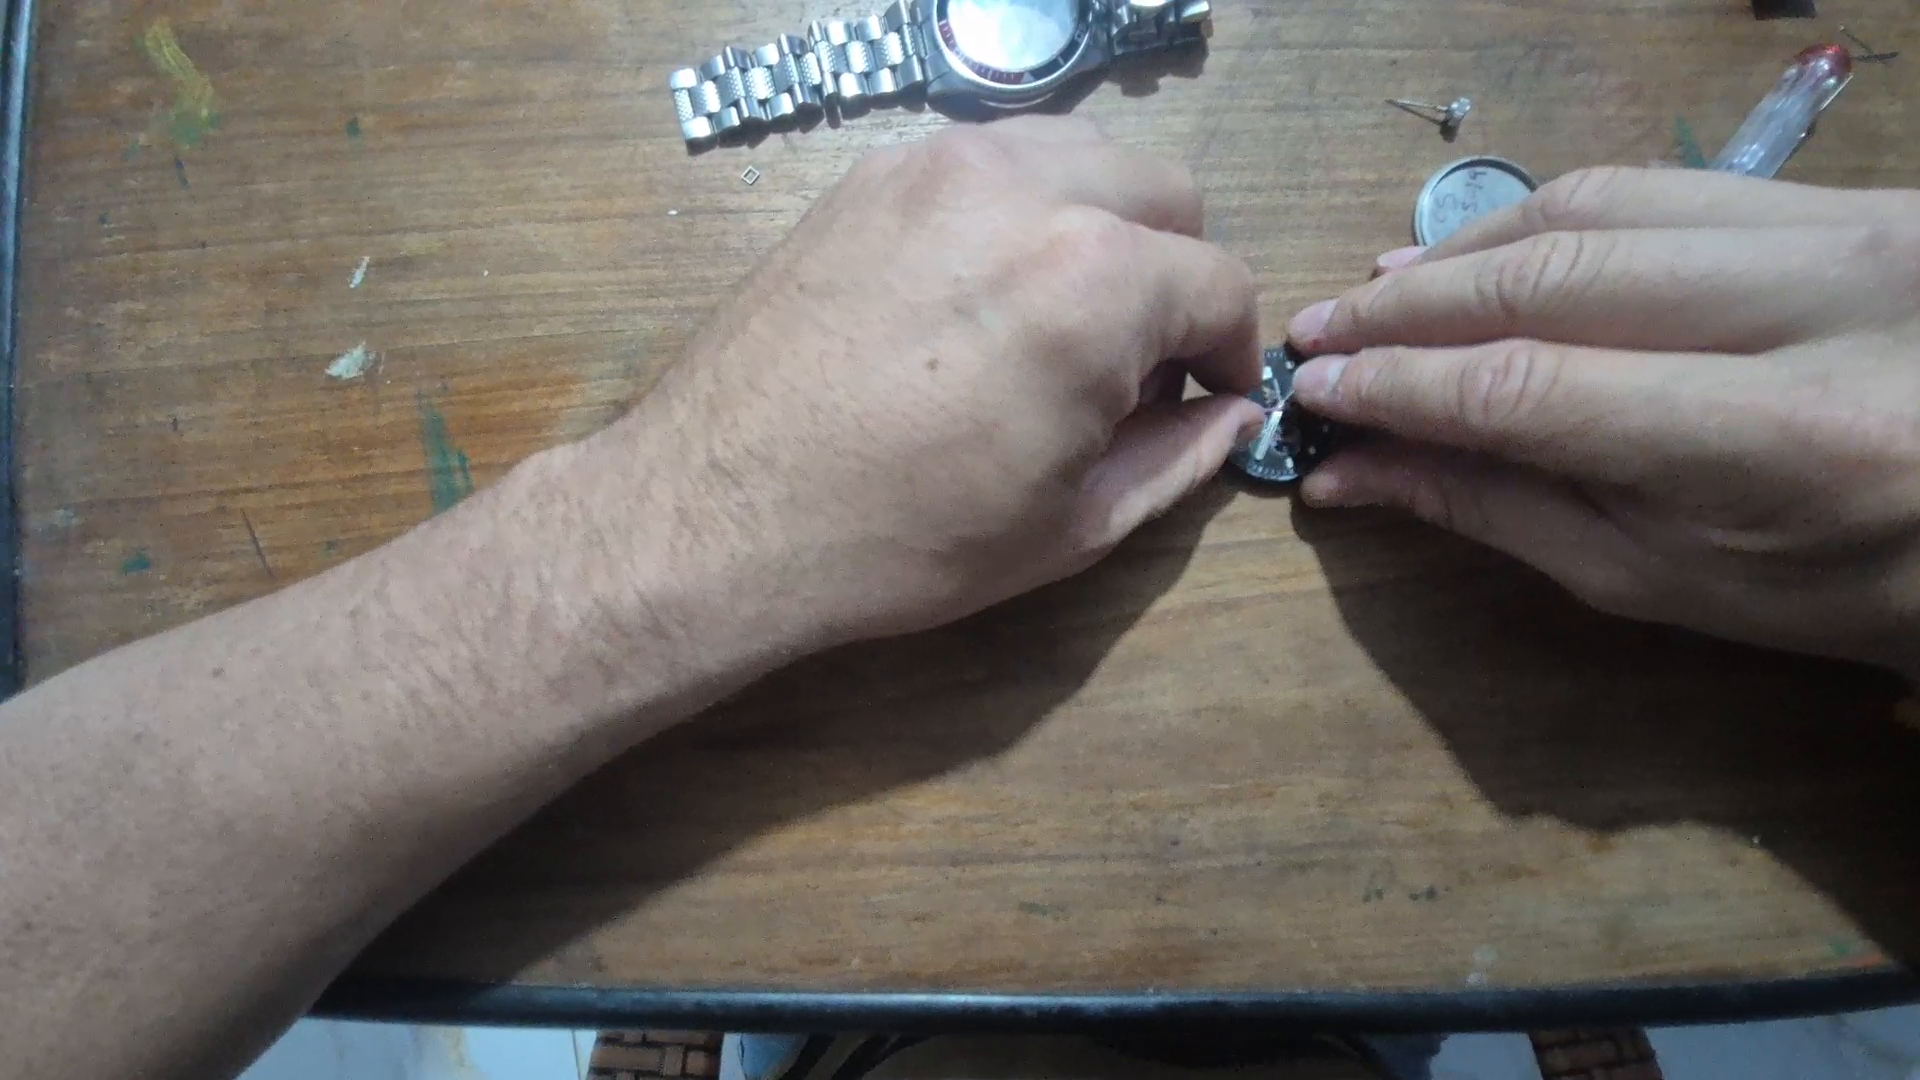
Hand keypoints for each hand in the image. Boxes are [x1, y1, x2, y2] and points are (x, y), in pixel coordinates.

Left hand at [588, 117, 1263, 651]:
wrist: (724, 514)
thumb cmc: (906, 542)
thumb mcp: (1068, 528)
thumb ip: (1174, 460)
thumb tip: (1231, 415)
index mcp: (1095, 286)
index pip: (1221, 285)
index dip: (1232, 351)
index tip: (1209, 396)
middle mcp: (1027, 190)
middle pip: (1167, 195)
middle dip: (1178, 277)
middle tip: (1141, 360)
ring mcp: (939, 165)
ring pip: (1081, 158)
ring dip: (1106, 230)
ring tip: (1066, 318)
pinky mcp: (872, 173)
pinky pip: (991, 164)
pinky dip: (1024, 213)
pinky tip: (985, 289)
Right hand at [1283, 166, 1919, 674]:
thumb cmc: (1824, 582)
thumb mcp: (1640, 574)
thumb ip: (1483, 507)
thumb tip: (1341, 474)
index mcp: (1774, 444)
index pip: (1524, 389)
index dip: (1398, 387)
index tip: (1314, 390)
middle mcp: (1824, 309)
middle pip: (1544, 281)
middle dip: (1401, 311)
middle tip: (1314, 335)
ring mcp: (1852, 228)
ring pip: (1586, 210)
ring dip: (1449, 256)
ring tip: (1368, 295)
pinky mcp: (1847, 195)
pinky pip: (1643, 187)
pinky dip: (1524, 217)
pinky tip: (1455, 254)